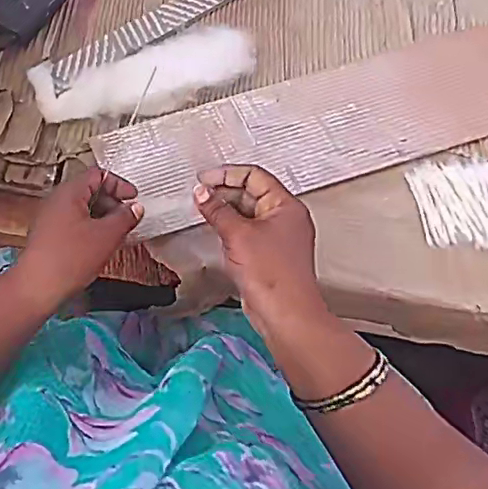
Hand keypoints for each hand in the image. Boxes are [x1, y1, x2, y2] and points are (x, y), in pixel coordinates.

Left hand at [3, 167, 142, 305]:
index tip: (134, 200)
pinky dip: (90, 228)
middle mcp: (56, 200)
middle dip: (112, 201)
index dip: (119, 184)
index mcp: (69, 192)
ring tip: (117, 234)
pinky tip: (100, 245)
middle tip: (127, 219)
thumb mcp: (106, 236)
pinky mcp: (48, 234)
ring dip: (102, 217)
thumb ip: (124, 217)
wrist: (37, 286)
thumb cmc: (70, 258)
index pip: (97, 174)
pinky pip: (73, 222)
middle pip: (89, 190)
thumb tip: (135, 208)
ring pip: (82, 208)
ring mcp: (50, 217)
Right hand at [191, 165, 318, 319]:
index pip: (255, 176)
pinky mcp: (268, 253)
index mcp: (286, 206)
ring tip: (204, 210)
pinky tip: (215, 230)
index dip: (227, 174)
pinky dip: (229, 226)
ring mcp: (277, 236)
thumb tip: (203, 193)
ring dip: (225, 209)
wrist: (285, 313)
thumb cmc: (274, 276)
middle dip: (224, 191)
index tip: (205, 179)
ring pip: (247, 212)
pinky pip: (246, 230)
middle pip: (251, 192)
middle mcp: (285, 218)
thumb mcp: (237, 234)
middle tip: (201, 194)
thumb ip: (216, 209)